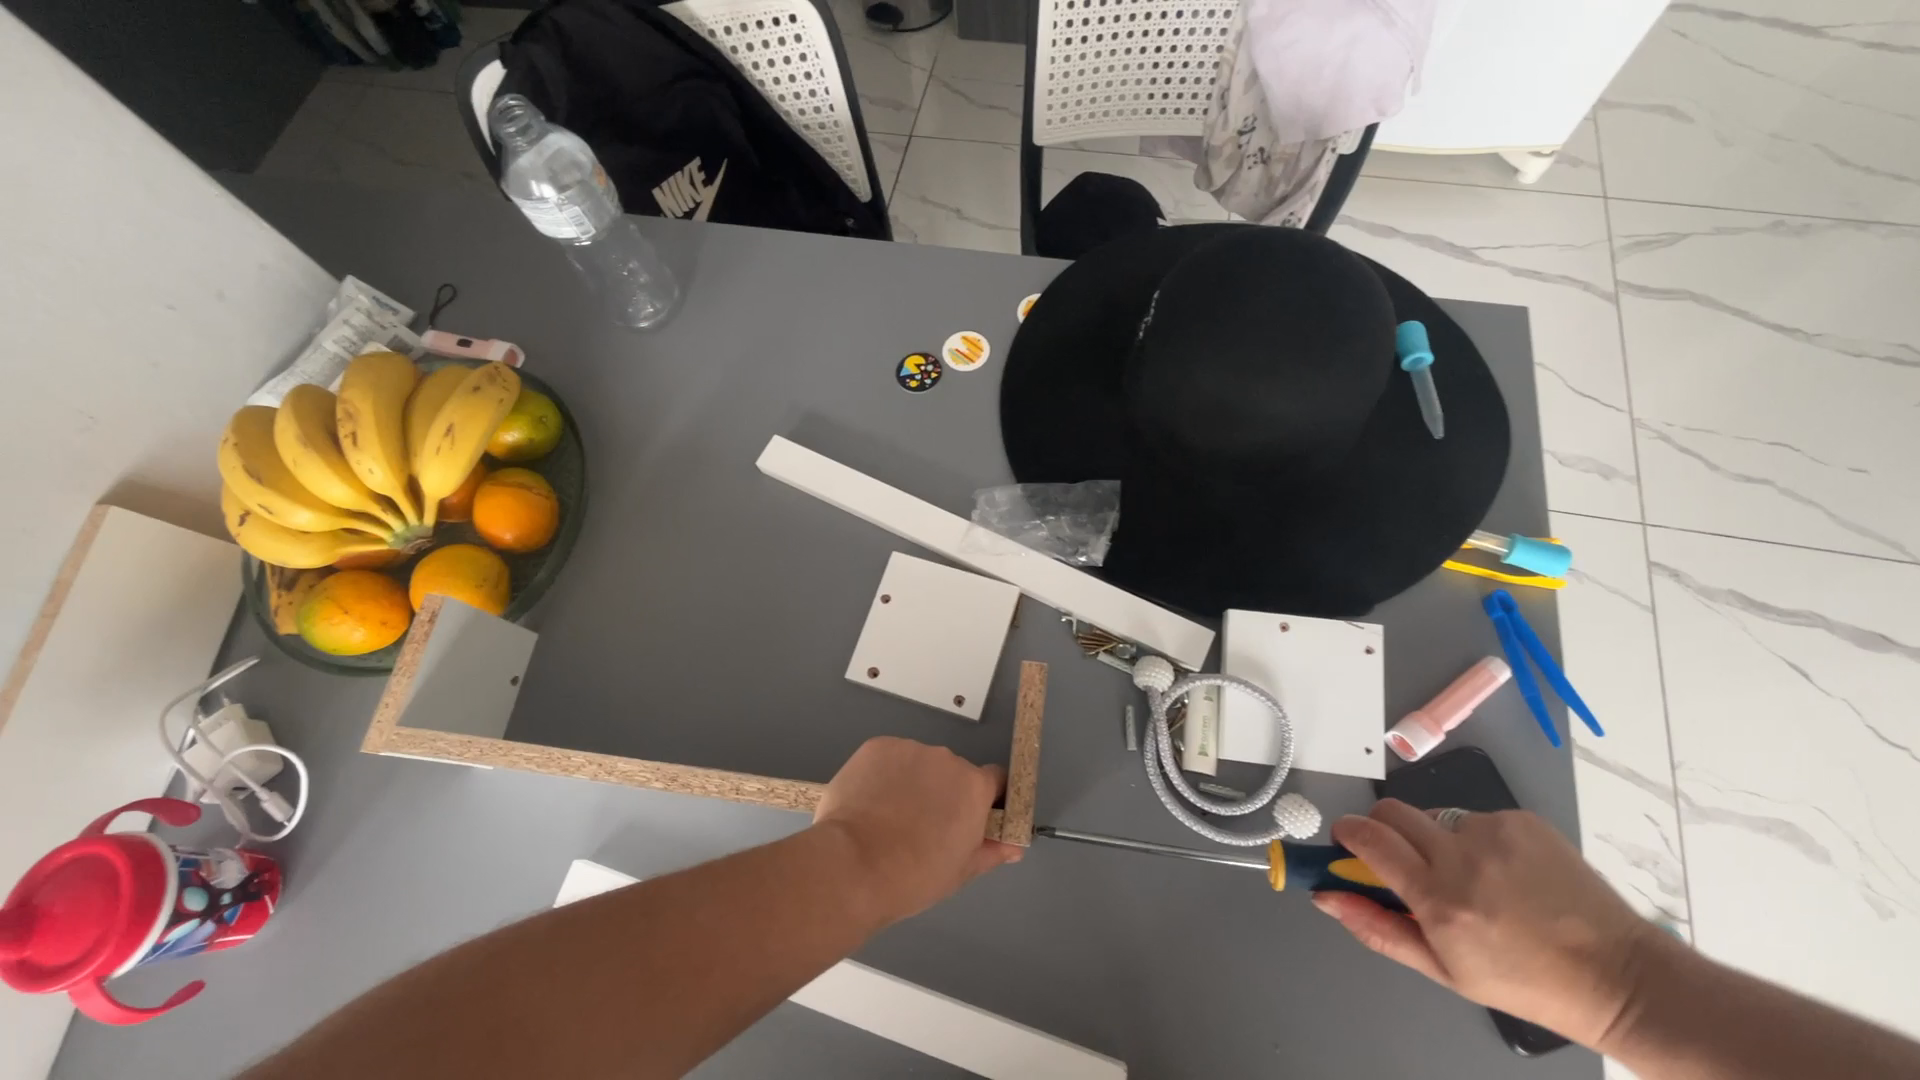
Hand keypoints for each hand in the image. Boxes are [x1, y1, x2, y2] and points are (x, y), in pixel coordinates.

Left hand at [814, 737, 1022, 925]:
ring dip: (912, 782)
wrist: (852, 865)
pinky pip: (889, 758)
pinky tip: (868, 803)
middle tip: (922, 828)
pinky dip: (883, 775)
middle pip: (953, 772)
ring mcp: (909, 749)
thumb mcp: (961, 871)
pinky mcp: (876, 746)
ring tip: (888, 818)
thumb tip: (1014, 845)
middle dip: (943, 794)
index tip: (971, 819)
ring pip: (918, 764)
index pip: (996, 780)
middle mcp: (947, 758)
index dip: (986, 799)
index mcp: (974, 787)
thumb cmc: (914, 875)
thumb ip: (991, 851)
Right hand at [1313, 799, 1662, 1048]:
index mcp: (1438, 898)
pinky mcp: (1523, 820)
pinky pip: (1475, 818)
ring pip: (1435, 816)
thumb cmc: (1524, 982)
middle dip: (1381, 828)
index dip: (1347, 833)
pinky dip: (1476, 840)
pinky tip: (1506, 872)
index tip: (1344, 842)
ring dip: (1435, 838)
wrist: (1618, 976)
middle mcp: (1461, 855)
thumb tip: (1324, 895)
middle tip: (1400, 859)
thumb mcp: (1443, 970)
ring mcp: (1494, 832)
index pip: (1368, 838)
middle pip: (1392, 812)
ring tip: (1473, 878)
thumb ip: (1377, 927)